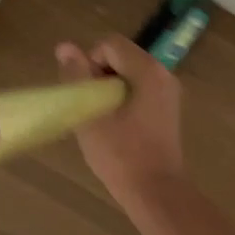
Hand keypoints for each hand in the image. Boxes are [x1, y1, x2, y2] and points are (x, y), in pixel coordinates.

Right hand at [55, 35, 185, 200]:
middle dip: (100, 75)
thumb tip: (65, 46)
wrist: (155, 190)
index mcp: (148, 70)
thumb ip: (77, 77)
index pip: (111, 45)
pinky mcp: (169, 109)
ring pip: (131, 74)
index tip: (84, 92)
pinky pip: (142, 90)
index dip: (90, 62)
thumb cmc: (121, 154)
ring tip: (100, 118)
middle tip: (89, 106)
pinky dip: (125, 98)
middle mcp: (164, 74)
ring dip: (110, 88)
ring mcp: (170, 92)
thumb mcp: (90, 114)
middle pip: (122, 57)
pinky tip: (116, 126)